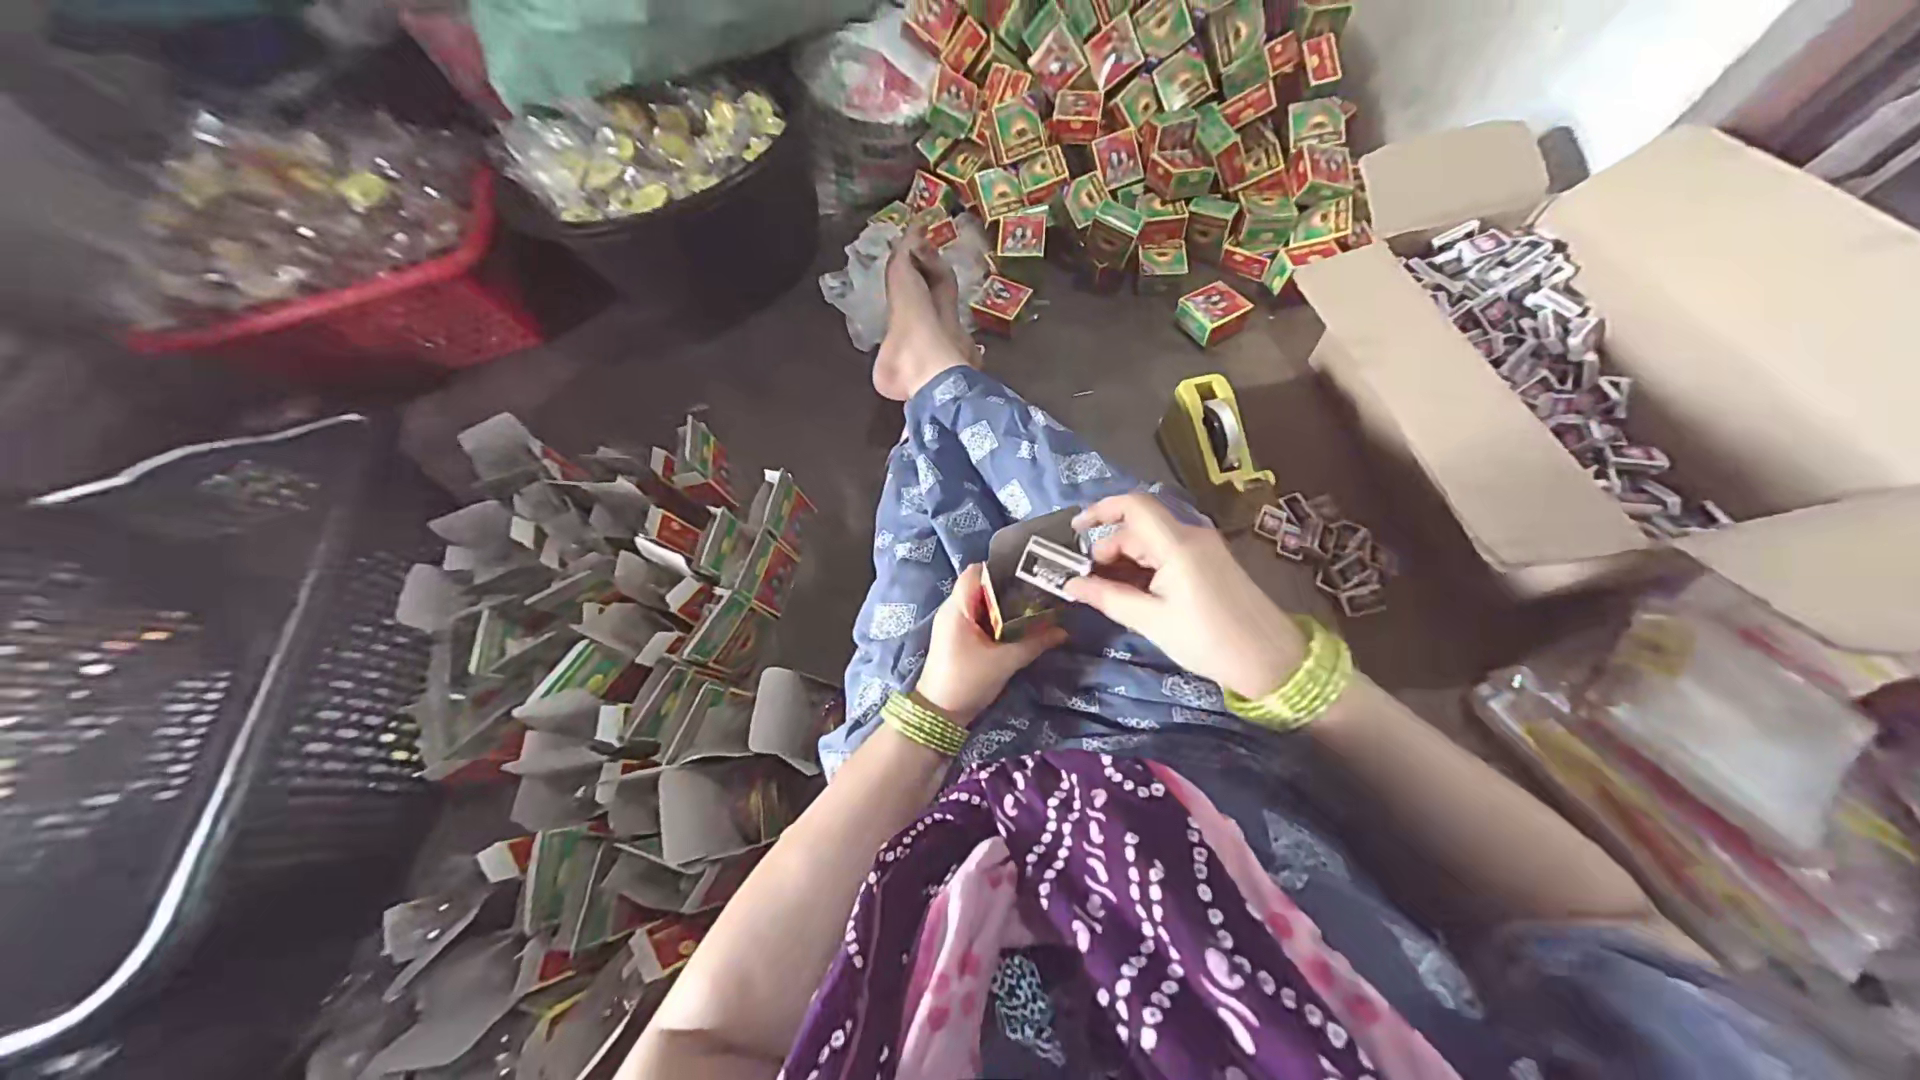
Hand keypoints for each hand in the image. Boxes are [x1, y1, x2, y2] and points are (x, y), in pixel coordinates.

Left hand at [913, 563, 1066, 724]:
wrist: (939, 714)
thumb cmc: (967, 681)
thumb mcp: (1005, 662)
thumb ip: (1035, 643)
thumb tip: (1064, 631)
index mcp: (958, 607)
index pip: (977, 571)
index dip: (1001, 567)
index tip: (1028, 572)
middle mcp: (952, 609)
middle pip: (981, 585)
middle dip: (1008, 587)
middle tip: (1038, 590)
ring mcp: (953, 623)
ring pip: (981, 602)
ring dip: (1003, 604)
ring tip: (1033, 605)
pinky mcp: (957, 637)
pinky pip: (978, 617)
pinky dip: (996, 618)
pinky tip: (1017, 625)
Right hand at [1064, 493, 1305, 699]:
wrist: (1272, 661)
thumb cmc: (1209, 640)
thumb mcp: (1151, 621)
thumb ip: (1108, 598)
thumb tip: (1071, 585)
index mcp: (1177, 544)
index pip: (1133, 505)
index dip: (1100, 510)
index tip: (1075, 530)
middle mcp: (1191, 536)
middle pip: (1138, 527)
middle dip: (1109, 548)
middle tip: (1089, 582)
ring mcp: (1204, 548)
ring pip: (1152, 542)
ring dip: (1126, 561)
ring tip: (1109, 594)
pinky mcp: (1210, 562)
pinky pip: (1168, 554)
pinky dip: (1146, 568)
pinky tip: (1135, 594)